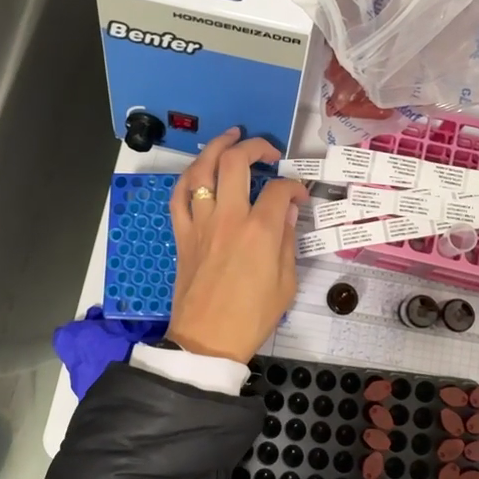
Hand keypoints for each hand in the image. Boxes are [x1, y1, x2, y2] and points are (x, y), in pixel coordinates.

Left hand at [165, 128, 307, 363]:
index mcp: (260, 231)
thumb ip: (288, 240)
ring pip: (202, 169)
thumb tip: (287, 210)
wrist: (207, 341)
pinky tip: (199, 170)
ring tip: (231, 137)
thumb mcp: (286, 283)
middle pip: (236, 162)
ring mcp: (200, 223)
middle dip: (255, 146)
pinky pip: (178, 196)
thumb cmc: (252, 317)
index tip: (299, 195)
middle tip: (267, 151)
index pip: (279, 188)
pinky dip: (188, 177)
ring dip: (217, 147)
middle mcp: (228, 217)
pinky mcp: (182, 234)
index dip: (294, 185)